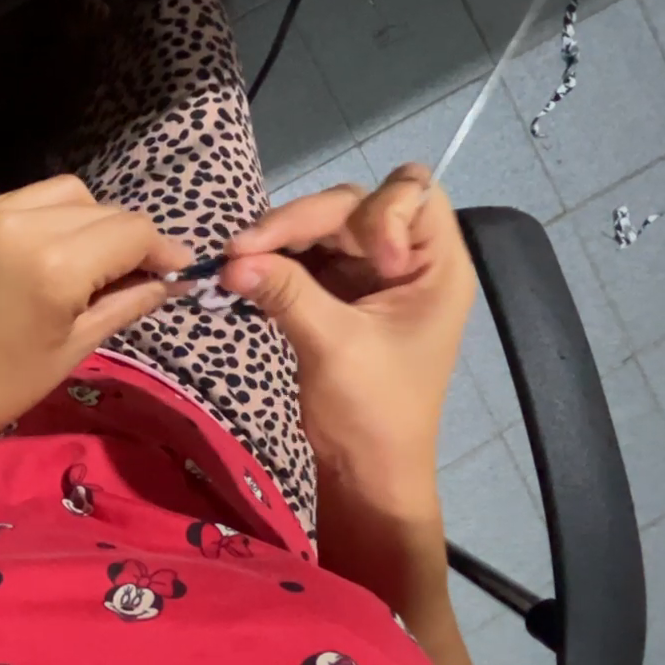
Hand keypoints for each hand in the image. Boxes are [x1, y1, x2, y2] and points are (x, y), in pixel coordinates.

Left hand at [0, 175, 192, 446]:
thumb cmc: (2, 387)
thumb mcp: (75, 348)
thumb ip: (128, 303)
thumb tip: (173, 280)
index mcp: (54, 263)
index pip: (132, 231)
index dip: (162, 250)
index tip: (177, 272)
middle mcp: (21, 223)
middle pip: (103, 209)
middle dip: (128, 239)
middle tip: (135, 277)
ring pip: (67, 194)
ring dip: (91, 221)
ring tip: (88, 266)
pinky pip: (27, 200)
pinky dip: (51, 219)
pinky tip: (49, 255)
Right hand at [220, 163, 475, 515]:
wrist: (365, 470)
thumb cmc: (373, 411)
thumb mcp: (334, 346)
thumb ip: (287, 293)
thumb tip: (229, 260)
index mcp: (436, 264)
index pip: (410, 195)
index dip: (373, 214)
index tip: (345, 256)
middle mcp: (404, 259)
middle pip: (352, 207)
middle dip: (299, 222)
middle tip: (241, 249)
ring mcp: (366, 277)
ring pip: (320, 231)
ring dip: (277, 240)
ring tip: (234, 261)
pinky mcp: (334, 296)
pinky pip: (302, 260)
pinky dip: (272, 262)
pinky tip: (243, 273)